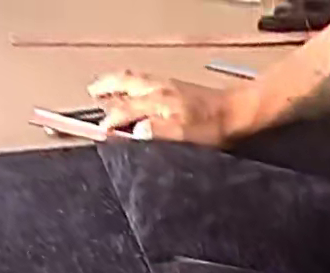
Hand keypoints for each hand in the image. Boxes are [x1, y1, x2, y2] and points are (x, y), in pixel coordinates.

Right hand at [87, 71, 242, 143]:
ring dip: (116, 81)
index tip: (102, 132)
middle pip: (122, 85)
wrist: (236, 112)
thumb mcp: (187, 137)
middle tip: (93, 93)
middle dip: (105, 90)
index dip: (111, 122)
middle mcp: (157, 90)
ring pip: (132, 79)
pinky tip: (135, 85)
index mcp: (157, 103)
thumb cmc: (215, 128)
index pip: (124, 111)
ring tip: (106, 85)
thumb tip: (135, 133)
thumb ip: (160, 133)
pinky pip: (144, 78)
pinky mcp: (176, 86)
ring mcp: (166, 85)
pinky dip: (132, 79)